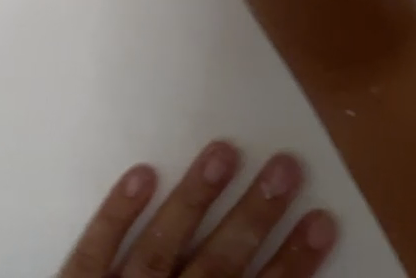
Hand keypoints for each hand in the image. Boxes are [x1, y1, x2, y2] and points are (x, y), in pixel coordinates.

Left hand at [58, 141, 335, 277]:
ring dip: (195, 200)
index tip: (322, 221)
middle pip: (218, 264)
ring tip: (224, 151)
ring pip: (162, 246)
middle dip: (255, 217)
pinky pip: (93, 252)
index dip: (292, 263)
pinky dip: (116, 215)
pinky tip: (142, 174)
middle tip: (286, 168)